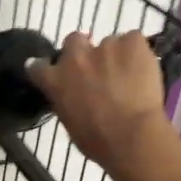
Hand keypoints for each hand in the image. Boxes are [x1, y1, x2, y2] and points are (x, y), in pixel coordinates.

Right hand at [28, 31, 177, 173]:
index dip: (46, 68)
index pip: (38, 66)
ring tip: (128, 76)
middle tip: (95, 69)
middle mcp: (76, 58)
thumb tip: (72, 96)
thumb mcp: (69, 122)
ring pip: (109, 44)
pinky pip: (133, 40)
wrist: (131, 136)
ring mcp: (105, 46)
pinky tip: (143, 69)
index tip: (53, 72)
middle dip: (82, 51)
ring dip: (115, 56)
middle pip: (74, 41)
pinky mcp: (133, 42)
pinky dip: (137, 53)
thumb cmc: (97, 140)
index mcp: (56, 81)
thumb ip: (66, 101)